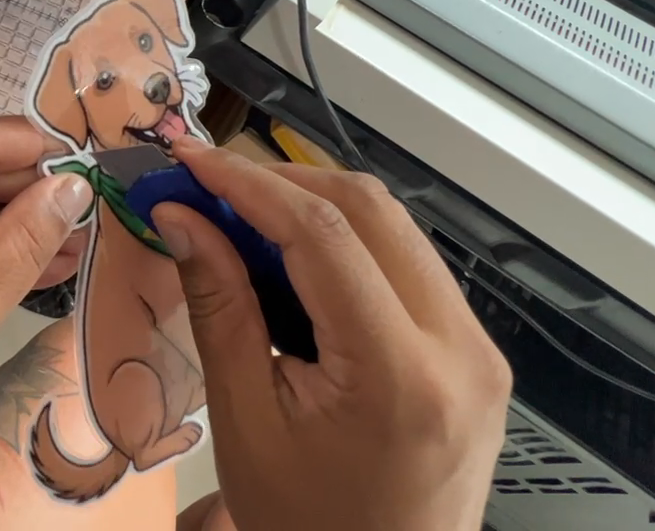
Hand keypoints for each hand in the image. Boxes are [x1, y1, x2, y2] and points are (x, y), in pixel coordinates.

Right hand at [150, 140, 509, 530]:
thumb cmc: (304, 521)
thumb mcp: (242, 416)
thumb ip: (216, 303)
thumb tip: (177, 215)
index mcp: (401, 377)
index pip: (323, 236)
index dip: (246, 182)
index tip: (187, 159)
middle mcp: (461, 348)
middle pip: (368, 209)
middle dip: (277, 178)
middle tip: (206, 183)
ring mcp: (476, 346)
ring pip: (390, 222)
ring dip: (307, 198)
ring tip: (236, 208)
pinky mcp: (471, 348)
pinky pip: (400, 255)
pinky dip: (336, 232)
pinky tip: (284, 246)